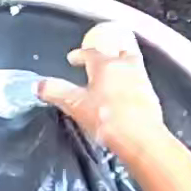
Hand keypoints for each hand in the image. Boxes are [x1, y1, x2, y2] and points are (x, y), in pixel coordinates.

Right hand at [36, 22, 169, 158]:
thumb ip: (55, 92)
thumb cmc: (106, 117)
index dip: (80, 54)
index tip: (73, 58)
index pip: (91, 53)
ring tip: (112, 76)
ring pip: (132, 66)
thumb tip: (38, 85)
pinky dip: (130, 84)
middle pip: (119, 51)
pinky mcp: (151, 97)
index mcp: (105, 65)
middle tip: (101, 58)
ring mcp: (142, 81)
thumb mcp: (74, 105)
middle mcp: (126, 68)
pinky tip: (124, 95)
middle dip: (109, 53)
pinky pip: (139, 83)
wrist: (140, 138)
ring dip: (122, 67)